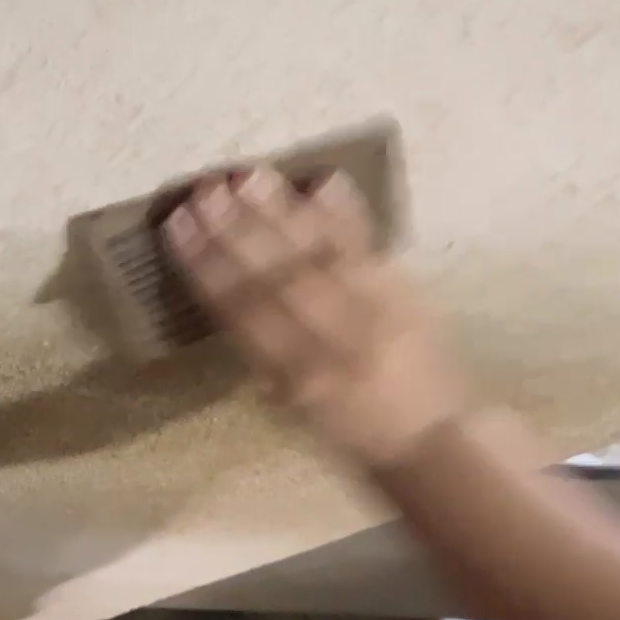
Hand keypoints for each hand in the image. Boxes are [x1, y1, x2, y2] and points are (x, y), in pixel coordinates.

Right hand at [162, 166, 466, 466]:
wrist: (441, 442)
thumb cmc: (351, 434)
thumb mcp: (292, 411)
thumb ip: (263, 359)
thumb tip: (230, 305)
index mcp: (296, 376)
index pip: (240, 310)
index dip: (205, 266)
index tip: (177, 227)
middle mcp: (334, 342)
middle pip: (276, 277)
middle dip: (236, 231)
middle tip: (204, 191)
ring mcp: (377, 313)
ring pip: (320, 257)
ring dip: (281, 214)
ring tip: (248, 177)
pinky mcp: (409, 294)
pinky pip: (373, 251)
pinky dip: (346, 215)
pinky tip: (321, 181)